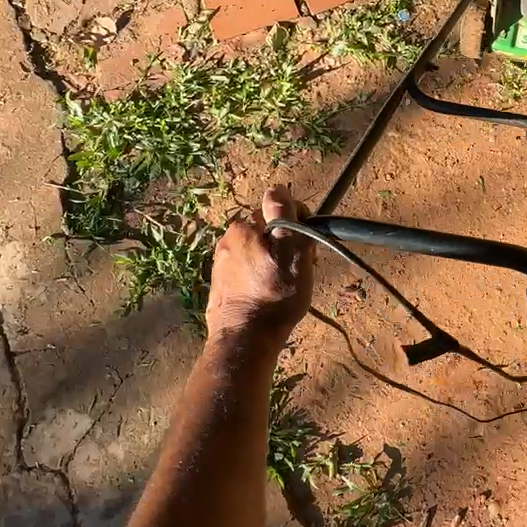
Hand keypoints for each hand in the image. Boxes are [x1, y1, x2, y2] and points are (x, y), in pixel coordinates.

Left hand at [206, 187, 313, 347]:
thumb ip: (284, 214)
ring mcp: (220, 265)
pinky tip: (268, 295)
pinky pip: (247, 272)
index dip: (298, 224)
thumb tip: (277, 187)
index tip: (307, 248)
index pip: (278, 209)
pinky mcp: (219, 287)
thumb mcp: (290, 248)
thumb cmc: (276, 292)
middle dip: (285, 244)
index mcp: (242, 228)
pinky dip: (260, 278)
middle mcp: (226, 241)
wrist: (245, 339)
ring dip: (273, 262)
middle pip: (267, 232)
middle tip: (298, 270)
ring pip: (258, 252)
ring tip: (285, 286)